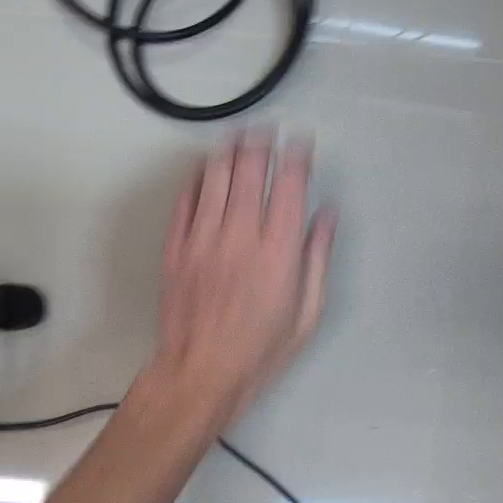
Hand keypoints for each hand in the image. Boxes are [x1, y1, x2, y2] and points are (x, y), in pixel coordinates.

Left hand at [146, 128, 335, 424]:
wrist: (200, 373)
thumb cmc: (261, 352)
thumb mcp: (307, 314)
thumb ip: (317, 259)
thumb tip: (326, 215)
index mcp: (279, 251)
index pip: (289, 185)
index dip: (296, 156)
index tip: (301, 140)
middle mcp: (240, 235)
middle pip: (249, 171)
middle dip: (261, 142)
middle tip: (267, 129)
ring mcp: (202, 239)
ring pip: (214, 177)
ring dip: (228, 150)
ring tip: (237, 134)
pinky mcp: (175, 248)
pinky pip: (185, 201)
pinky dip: (196, 178)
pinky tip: (204, 167)